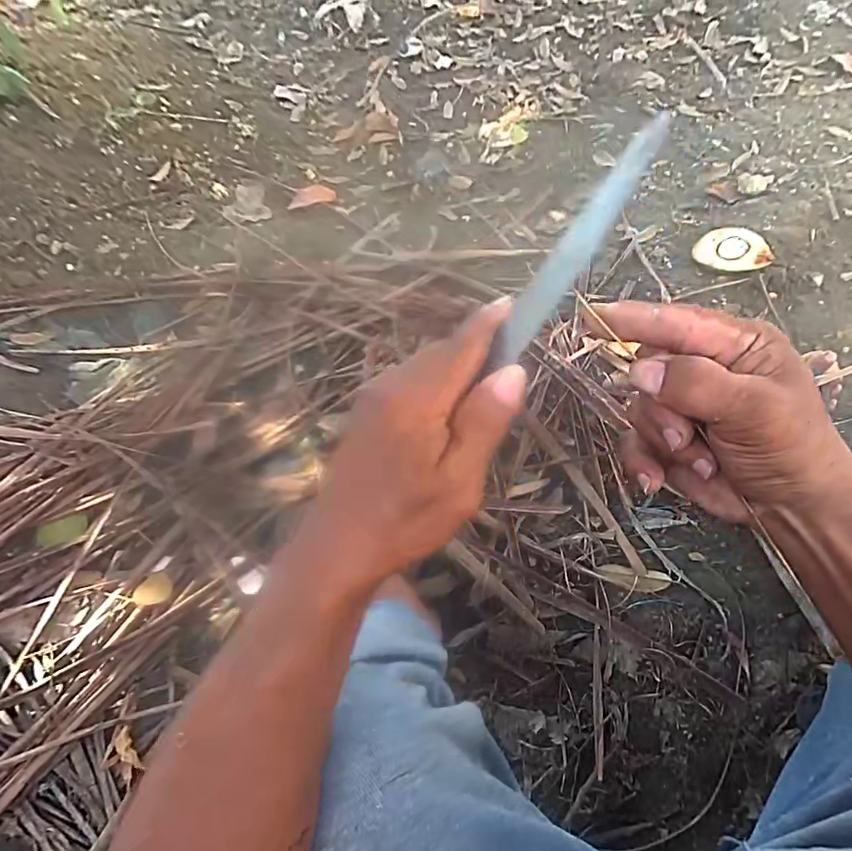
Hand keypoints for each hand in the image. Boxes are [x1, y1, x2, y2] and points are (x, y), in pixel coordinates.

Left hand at [290, 298, 526, 591]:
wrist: (338, 546)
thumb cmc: (406, 522)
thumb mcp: (459, 482)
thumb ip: (483, 423)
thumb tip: (513, 370)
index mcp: (417, 400)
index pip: (461, 346)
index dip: (489, 324)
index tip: (513, 304)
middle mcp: (390, 385)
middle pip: (442, 352)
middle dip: (476, 351)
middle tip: (508, 378)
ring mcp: (372, 397)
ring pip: (424, 366)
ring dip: (456, 370)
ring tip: (482, 403)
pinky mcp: (365, 412)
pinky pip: (409, 382)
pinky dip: (436, 385)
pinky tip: (446, 418)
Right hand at [595, 302, 851, 522]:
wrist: (793, 506)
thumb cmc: (790, 446)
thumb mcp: (754, 407)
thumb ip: (696, 383)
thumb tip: (640, 371)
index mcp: (735, 345)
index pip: (677, 323)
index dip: (634, 319)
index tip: (594, 316)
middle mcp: (704, 369)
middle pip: (649, 370)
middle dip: (662, 408)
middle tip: (685, 437)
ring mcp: (684, 408)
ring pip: (640, 410)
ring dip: (664, 442)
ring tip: (701, 463)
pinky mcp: (671, 443)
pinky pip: (635, 444)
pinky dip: (643, 462)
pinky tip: (656, 480)